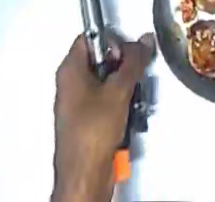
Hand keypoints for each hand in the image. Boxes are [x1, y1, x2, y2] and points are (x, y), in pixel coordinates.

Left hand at [52, 32, 151, 201]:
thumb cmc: (94, 131)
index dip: (111, 39)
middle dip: (121, 65)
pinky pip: (106, 100)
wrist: (85, 177)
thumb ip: (134, 61)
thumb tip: (144, 40)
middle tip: (134, 74)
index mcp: (70, 69)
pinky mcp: (87, 120)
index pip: (90, 37)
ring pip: (106, 80)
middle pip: (101, 58)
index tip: (127, 50)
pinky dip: (120, 103)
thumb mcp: (119, 89)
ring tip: (133, 97)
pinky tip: (129, 114)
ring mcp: (78, 103)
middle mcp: (70, 83)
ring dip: (124, 86)